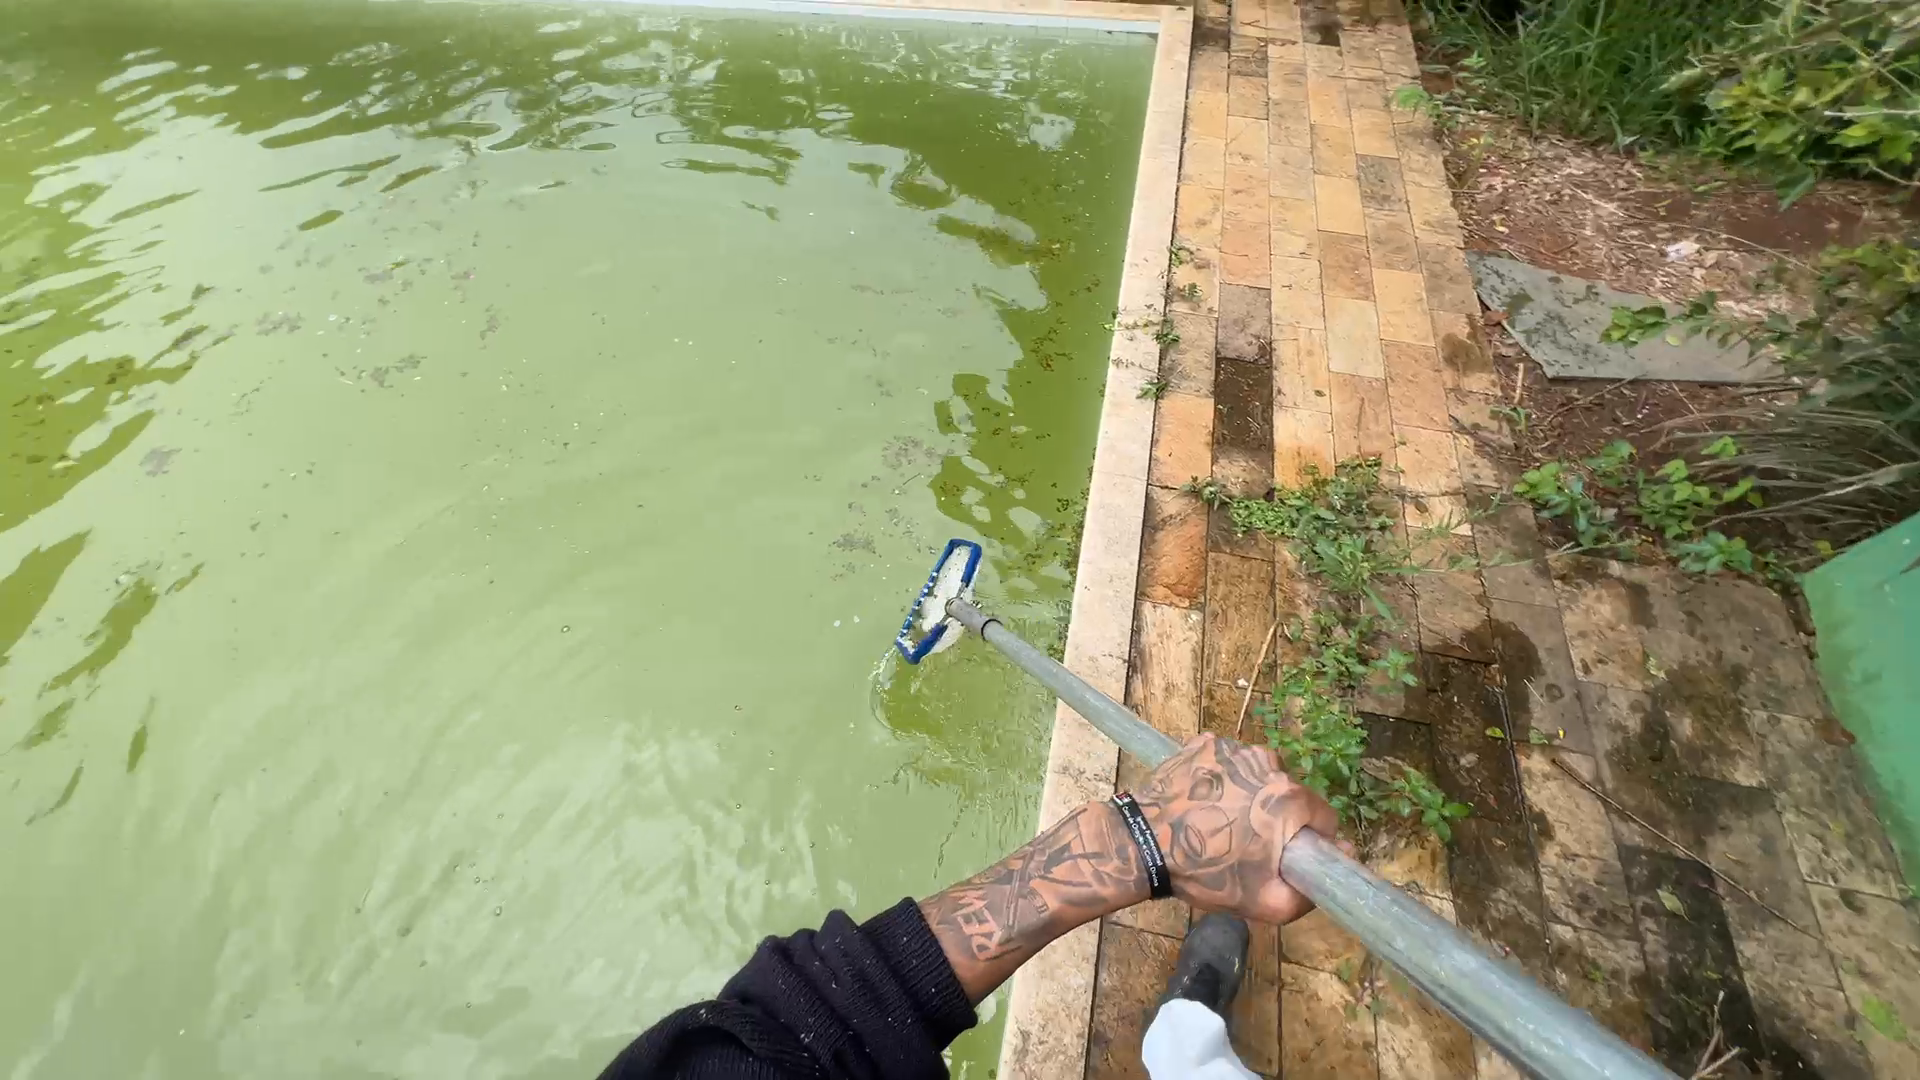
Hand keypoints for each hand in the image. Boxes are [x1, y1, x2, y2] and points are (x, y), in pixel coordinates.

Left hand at [1132, 734, 1338, 924]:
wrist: (1145, 842)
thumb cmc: (1209, 874)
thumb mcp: (1270, 904)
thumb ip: (1313, 888)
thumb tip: (1336, 855)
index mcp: (1288, 797)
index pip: (1322, 816)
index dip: (1311, 839)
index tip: (1288, 853)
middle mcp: (1265, 761)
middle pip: (1289, 792)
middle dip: (1278, 815)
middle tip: (1250, 840)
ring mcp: (1232, 748)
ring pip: (1258, 774)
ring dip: (1250, 793)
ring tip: (1223, 818)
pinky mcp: (1203, 743)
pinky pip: (1227, 762)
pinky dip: (1222, 777)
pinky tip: (1205, 799)